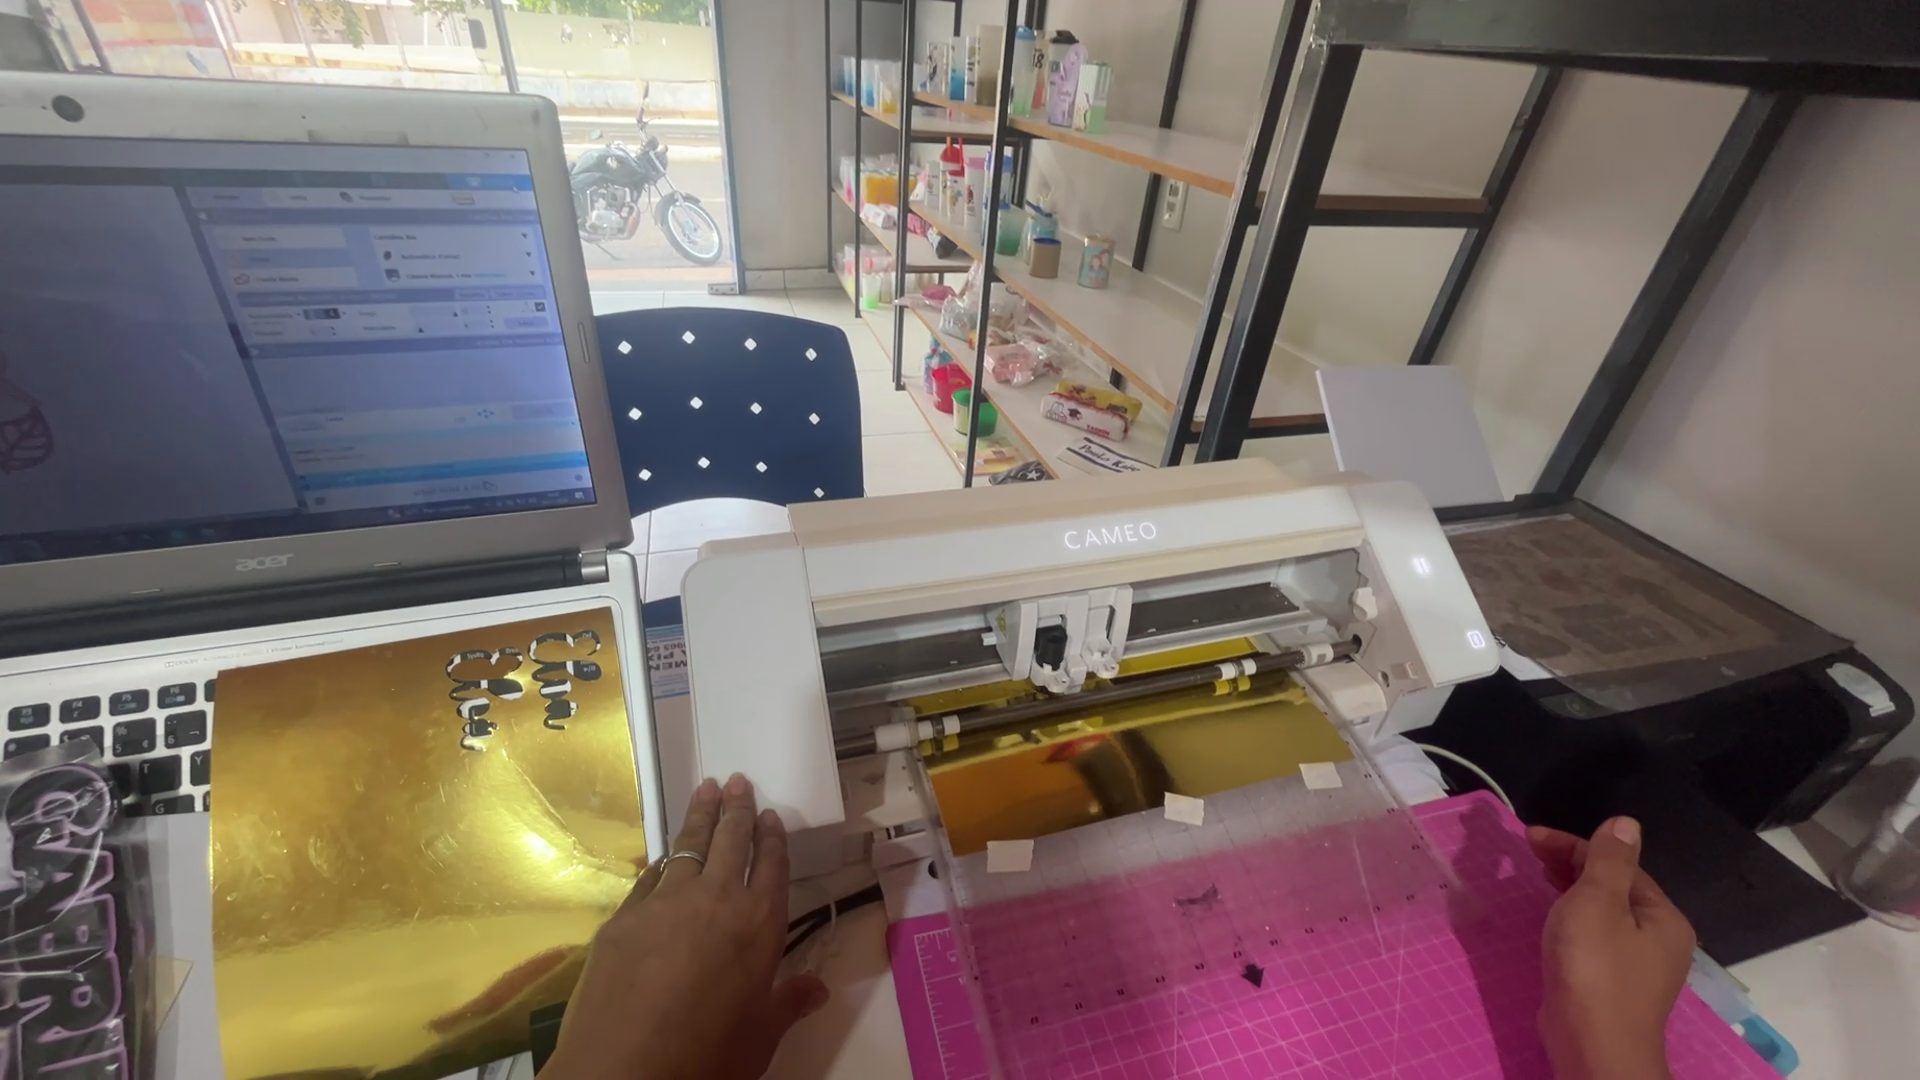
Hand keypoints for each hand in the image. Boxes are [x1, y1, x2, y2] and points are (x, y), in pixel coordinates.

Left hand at [540, 775, 828, 1079]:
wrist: (623, 1075)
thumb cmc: (707, 1057)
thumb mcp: (759, 1037)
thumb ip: (789, 1003)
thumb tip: (820, 990)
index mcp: (759, 922)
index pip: (772, 863)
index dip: (772, 835)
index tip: (769, 813)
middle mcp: (718, 898)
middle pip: (732, 839)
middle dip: (737, 808)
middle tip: (738, 781)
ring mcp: (668, 901)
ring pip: (690, 844)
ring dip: (701, 814)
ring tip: (706, 788)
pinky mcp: (626, 916)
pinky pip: (650, 875)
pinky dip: (663, 860)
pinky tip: (665, 853)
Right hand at [1527, 817, 1695, 1079]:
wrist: (1592, 1039)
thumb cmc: (1593, 964)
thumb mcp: (1597, 902)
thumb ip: (1608, 861)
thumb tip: (1626, 823)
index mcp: (1663, 917)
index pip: (1619, 864)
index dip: (1574, 845)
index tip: (1527, 836)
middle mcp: (1659, 937)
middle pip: (1613, 884)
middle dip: (1570, 862)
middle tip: (1525, 850)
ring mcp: (1637, 961)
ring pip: (1602, 907)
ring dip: (1568, 884)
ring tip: (1534, 874)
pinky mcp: (1611, 977)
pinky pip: (1593, 929)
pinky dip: (1570, 911)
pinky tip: (1550, 914)